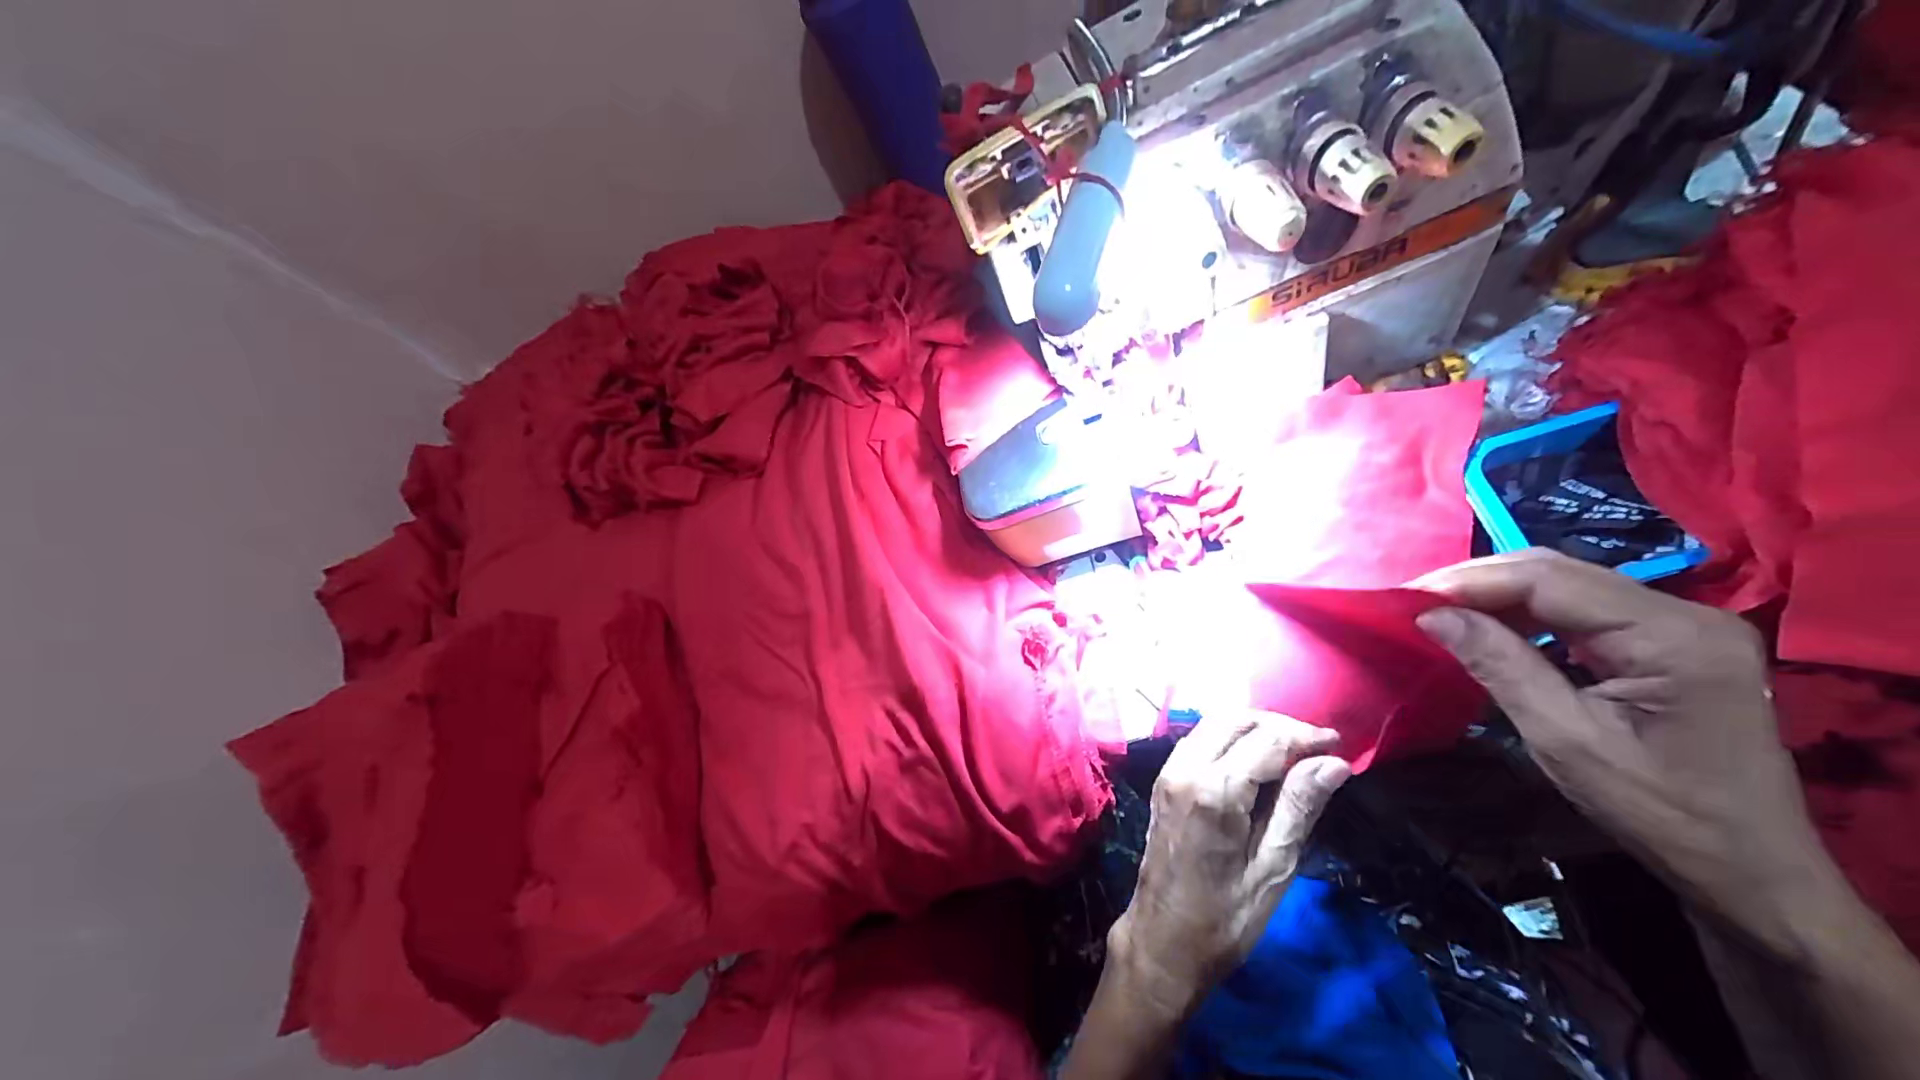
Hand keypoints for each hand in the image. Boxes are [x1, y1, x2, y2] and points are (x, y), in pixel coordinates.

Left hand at [1110, 710, 1350, 1018]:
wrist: (1163, 939)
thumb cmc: (1224, 917)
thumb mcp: (1273, 868)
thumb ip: (1299, 807)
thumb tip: (1333, 764)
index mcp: (1214, 790)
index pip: (1266, 739)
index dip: (1305, 736)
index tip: (1338, 745)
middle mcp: (1185, 768)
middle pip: (1235, 719)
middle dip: (1279, 724)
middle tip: (1316, 747)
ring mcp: (1169, 771)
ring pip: (1214, 724)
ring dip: (1254, 727)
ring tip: (1293, 752)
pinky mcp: (1164, 780)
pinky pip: (1200, 740)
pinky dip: (1230, 738)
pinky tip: (1257, 760)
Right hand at [1410, 549, 1847, 955]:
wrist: (1752, 869)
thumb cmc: (1662, 813)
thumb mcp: (1565, 740)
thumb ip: (1499, 665)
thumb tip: (1431, 615)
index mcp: (1673, 636)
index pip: (1550, 580)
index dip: (1471, 581)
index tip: (1408, 598)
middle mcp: (1686, 612)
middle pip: (1559, 571)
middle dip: (1479, 581)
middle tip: (1416, 602)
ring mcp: (1683, 623)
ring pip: (1566, 584)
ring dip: (1498, 593)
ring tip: (1441, 611)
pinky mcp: (1671, 639)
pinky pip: (1582, 607)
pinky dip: (1526, 611)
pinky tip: (1489, 625)